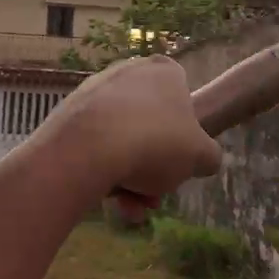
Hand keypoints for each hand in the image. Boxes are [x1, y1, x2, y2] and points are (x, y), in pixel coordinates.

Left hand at [29, 54, 221, 217]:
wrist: (89, 146)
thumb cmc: (156, 142)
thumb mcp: (201, 155)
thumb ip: (208, 155)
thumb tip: (203, 158)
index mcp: (164, 71)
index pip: (182, 100)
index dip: (184, 137)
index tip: (179, 163)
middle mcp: (129, 71)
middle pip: (150, 127)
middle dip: (154, 167)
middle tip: (154, 197)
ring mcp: (96, 89)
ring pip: (123, 140)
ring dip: (131, 178)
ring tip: (131, 207)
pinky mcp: (70, 110)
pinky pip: (95, 143)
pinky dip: (104, 170)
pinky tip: (109, 199)